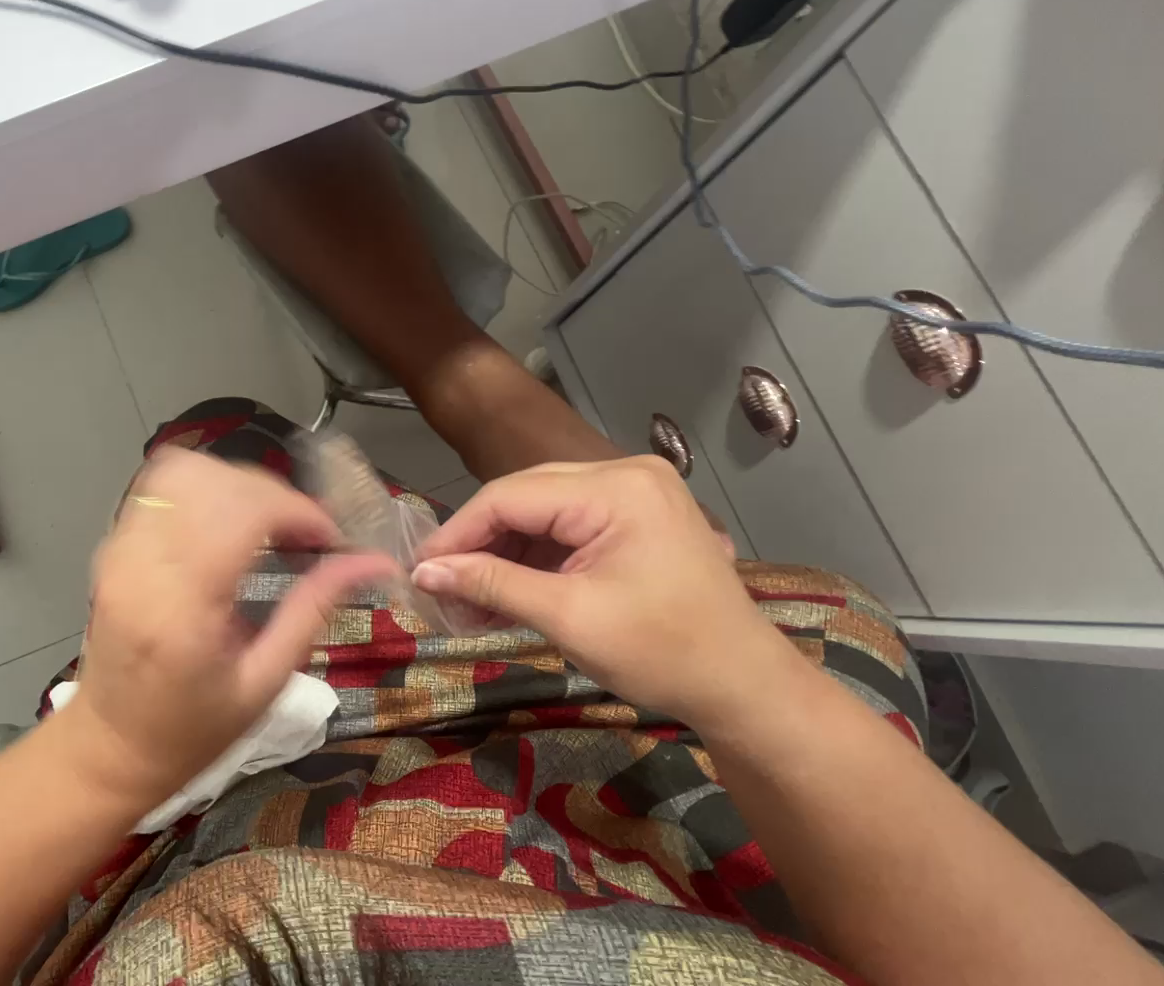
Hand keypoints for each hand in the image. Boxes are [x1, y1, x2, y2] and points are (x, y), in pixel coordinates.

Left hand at [66, 447, 393, 804]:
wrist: (112, 748)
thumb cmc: (192, 731)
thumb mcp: (265, 682)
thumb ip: (313, 609)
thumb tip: (371, 562)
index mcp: (181, 607)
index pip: (243, 511)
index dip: (297, 509)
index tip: (329, 537)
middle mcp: (142, 564)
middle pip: (213, 479)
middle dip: (271, 493)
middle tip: (302, 533)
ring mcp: (119, 549)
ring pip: (181, 469)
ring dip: (235, 483)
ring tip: (267, 524)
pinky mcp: (112, 546)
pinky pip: (159, 487)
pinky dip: (204, 490)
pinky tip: (227, 525)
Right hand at [410, 456, 808, 729]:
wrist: (745, 688)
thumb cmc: (663, 653)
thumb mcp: (568, 617)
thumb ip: (491, 585)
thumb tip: (423, 572)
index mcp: (617, 488)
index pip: (510, 496)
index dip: (457, 533)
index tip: (417, 570)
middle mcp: (624, 475)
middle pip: (524, 499)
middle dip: (478, 546)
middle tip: (439, 588)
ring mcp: (633, 495)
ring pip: (540, 515)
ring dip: (501, 558)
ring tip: (466, 603)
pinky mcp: (633, 520)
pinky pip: (566, 530)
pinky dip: (532, 563)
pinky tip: (503, 596)